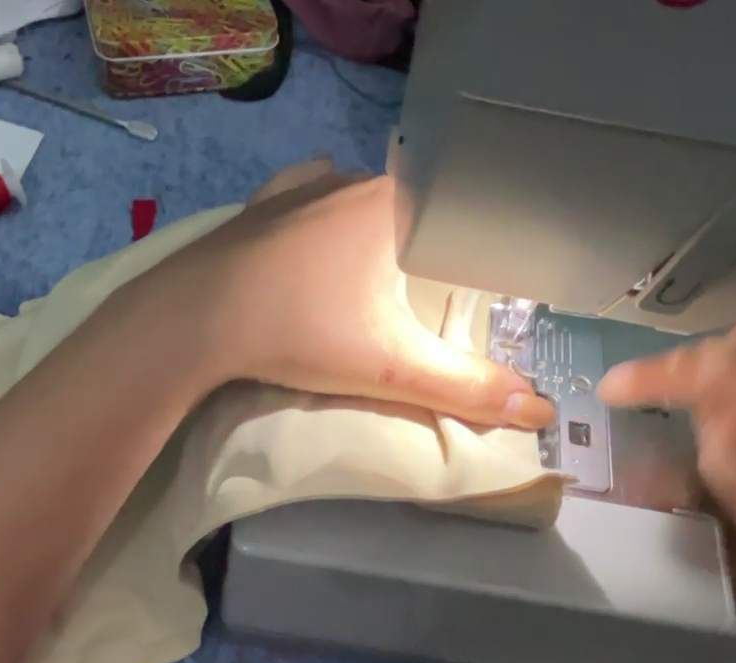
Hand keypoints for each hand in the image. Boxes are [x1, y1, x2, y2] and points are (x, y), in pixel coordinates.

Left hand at [117, 160, 555, 429]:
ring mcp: (303, 184)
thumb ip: (466, 388)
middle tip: (421, 309)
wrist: (194, 319)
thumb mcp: (391, 370)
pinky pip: (311, 202)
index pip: (462, 224)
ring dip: (374, 240)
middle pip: (414, 215)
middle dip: (423, 257)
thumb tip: (540, 411)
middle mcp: (355, 178)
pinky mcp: (262, 201)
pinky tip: (320, 250)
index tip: (471, 306)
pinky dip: (324, 223)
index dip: (474, 265)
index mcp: (399, 203)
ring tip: (371, 288)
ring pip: (361, 206)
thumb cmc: (302, 335)